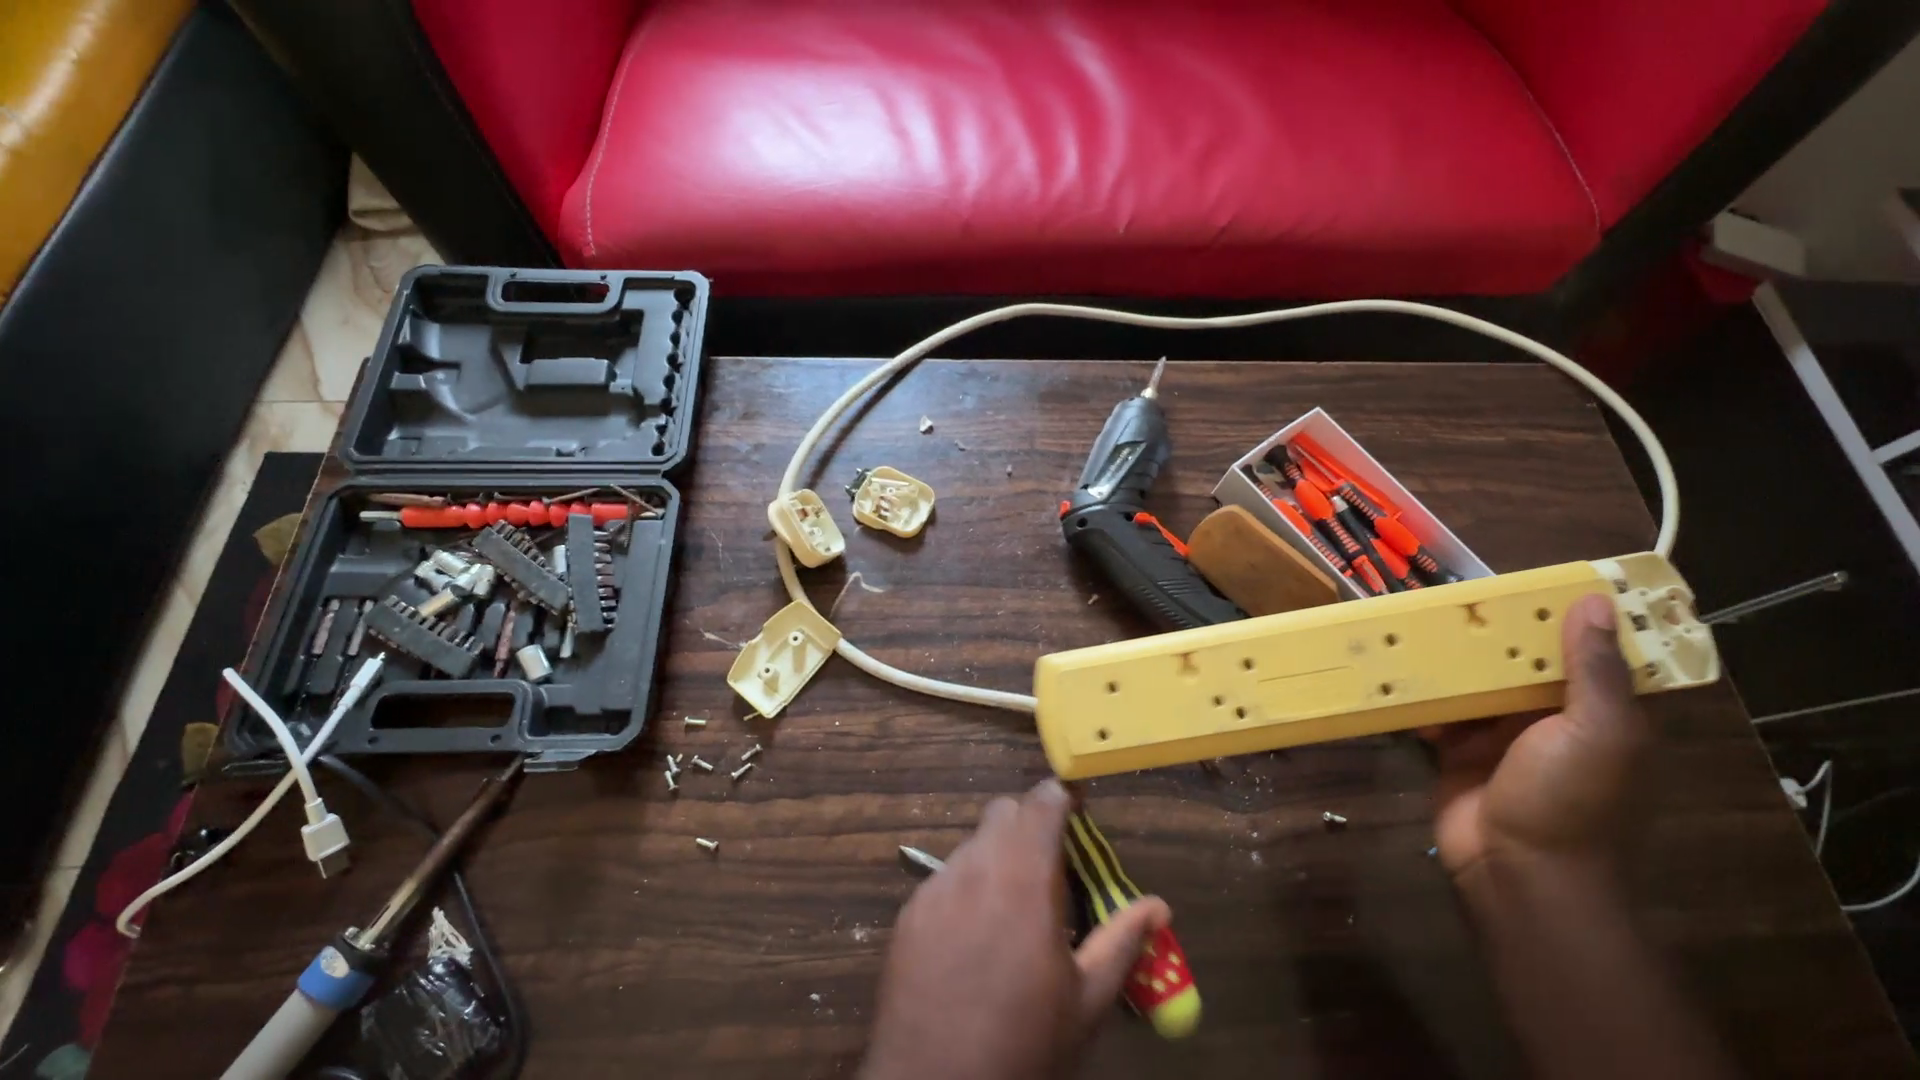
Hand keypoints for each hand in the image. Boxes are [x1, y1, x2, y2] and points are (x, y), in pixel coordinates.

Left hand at [862, 780, 1170, 1079]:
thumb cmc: (1023, 1040)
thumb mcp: (1086, 1000)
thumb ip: (1122, 941)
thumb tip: (1158, 905)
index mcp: (1024, 879)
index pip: (1040, 803)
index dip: (1061, 796)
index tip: (1078, 807)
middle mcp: (975, 868)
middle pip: (1002, 813)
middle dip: (1030, 822)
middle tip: (1052, 864)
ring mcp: (934, 888)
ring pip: (971, 844)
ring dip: (998, 855)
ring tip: (1014, 906)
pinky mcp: (908, 913)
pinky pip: (944, 878)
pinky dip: (967, 885)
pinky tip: (975, 933)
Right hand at [1428, 593, 1655, 879]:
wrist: (1518, 875)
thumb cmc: (1572, 802)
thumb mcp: (1598, 731)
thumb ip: (1593, 669)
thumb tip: (1594, 600)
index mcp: (1596, 709)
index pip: (1584, 650)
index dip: (1562, 615)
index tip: (1529, 579)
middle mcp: (1548, 717)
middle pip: (1518, 661)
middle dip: (1489, 631)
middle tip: (1453, 593)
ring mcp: (1498, 735)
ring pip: (1472, 683)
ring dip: (1448, 659)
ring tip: (1414, 620)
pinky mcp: (1455, 752)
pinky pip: (1435, 713)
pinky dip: (1418, 695)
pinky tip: (1394, 667)